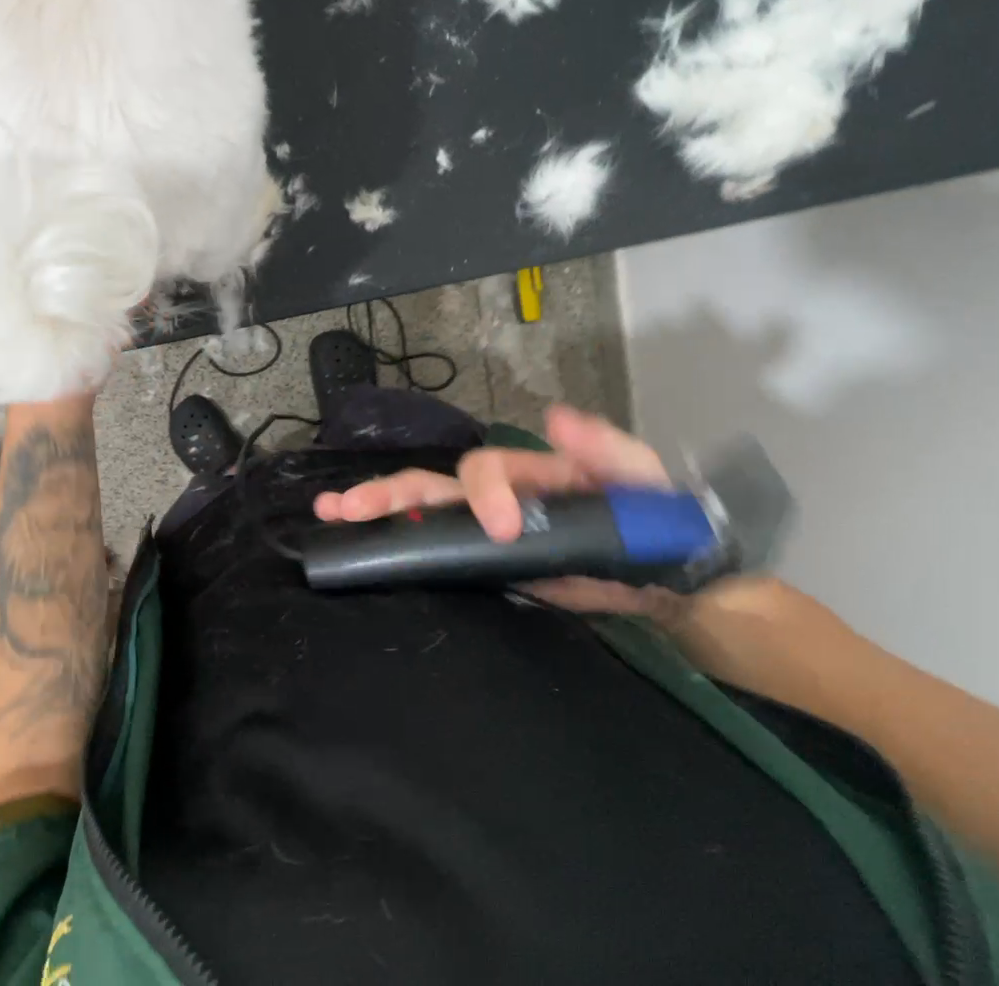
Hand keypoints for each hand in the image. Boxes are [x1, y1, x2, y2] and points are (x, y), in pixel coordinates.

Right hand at [312, 405, 682, 616]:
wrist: (667, 581)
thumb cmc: (654, 520)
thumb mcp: (642, 479)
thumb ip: (607, 449)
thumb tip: (555, 418)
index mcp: (523, 474)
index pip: (483, 470)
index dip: (483, 493)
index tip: (502, 530)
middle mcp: (491, 498)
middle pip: (428, 486)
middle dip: (386, 493)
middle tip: (348, 507)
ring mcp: (478, 534)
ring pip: (416, 514)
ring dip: (371, 511)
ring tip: (331, 515)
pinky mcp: (478, 570)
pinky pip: (430, 558)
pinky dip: (390, 552)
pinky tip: (356, 554)